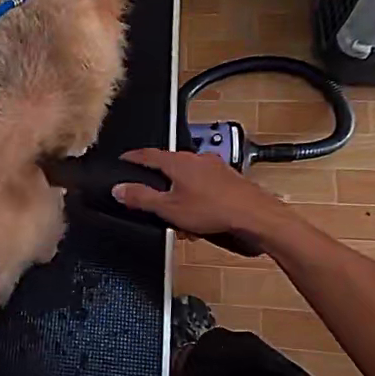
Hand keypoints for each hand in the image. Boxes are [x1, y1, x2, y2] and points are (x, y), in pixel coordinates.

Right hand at [112, 148, 291, 244]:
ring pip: (188, 180)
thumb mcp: (169, 209)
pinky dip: (197, 201)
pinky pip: (205, 189)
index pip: (147, 154)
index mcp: (178, 161)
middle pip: (169, 167)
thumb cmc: (215, 209)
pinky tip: (200, 221)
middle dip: (160, 185)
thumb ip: (141, 198)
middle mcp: (197, 159)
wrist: (254, 217)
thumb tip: (119, 189)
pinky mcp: (229, 180)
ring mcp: (215, 168)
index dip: (132, 158)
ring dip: (180, 197)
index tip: (123, 160)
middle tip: (152, 202)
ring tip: (180, 221)